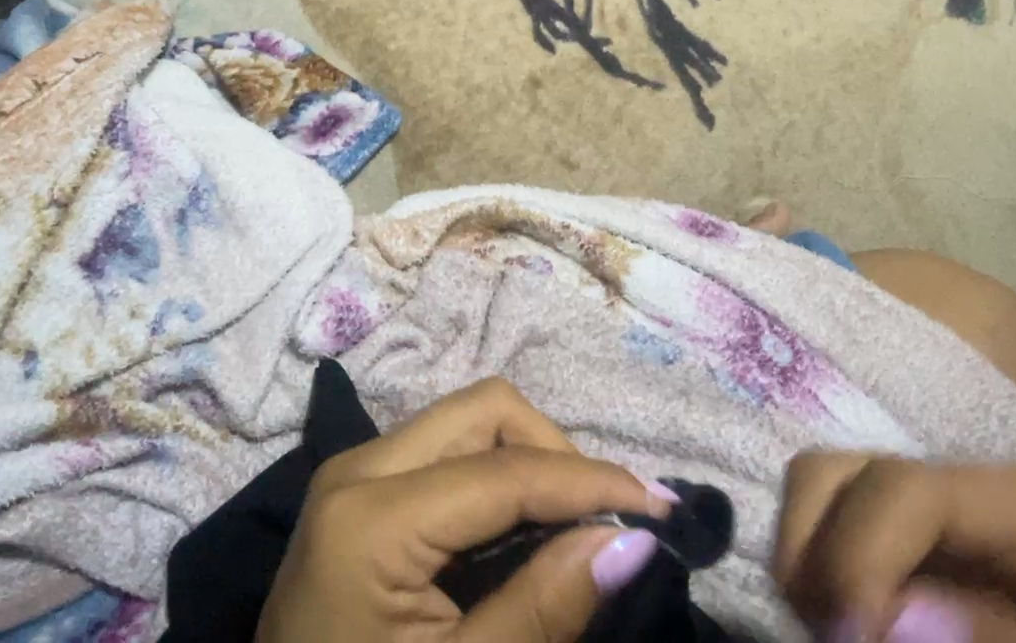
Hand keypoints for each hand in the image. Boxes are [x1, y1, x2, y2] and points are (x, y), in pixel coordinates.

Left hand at [256, 378, 676, 642]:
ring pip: (467, 421)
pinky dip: (499, 471)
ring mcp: (352, 471)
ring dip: (531, 458)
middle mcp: (357, 467)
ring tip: (575, 523)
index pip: (506, 471)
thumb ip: (543, 606)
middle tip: (608, 520)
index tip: (663, 509)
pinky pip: (445, 449)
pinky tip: (527, 521)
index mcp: (371, 516)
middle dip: (557, 453)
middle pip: (485, 410)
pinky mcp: (358, 489)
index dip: (591, 484)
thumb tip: (633, 542)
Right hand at [774, 454, 1015, 641]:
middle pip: (840, 471)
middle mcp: (960, 484)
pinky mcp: (907, 539)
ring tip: (834, 628)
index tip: (849, 637)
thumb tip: (894, 618)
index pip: (903, 489)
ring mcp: (927, 508)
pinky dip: (816, 572)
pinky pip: (829, 528)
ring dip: (807, 560)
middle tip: (831, 632)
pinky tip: (845, 620)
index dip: (858, 554)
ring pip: (820, 490)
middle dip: (815, 550)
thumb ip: (1011, 639)